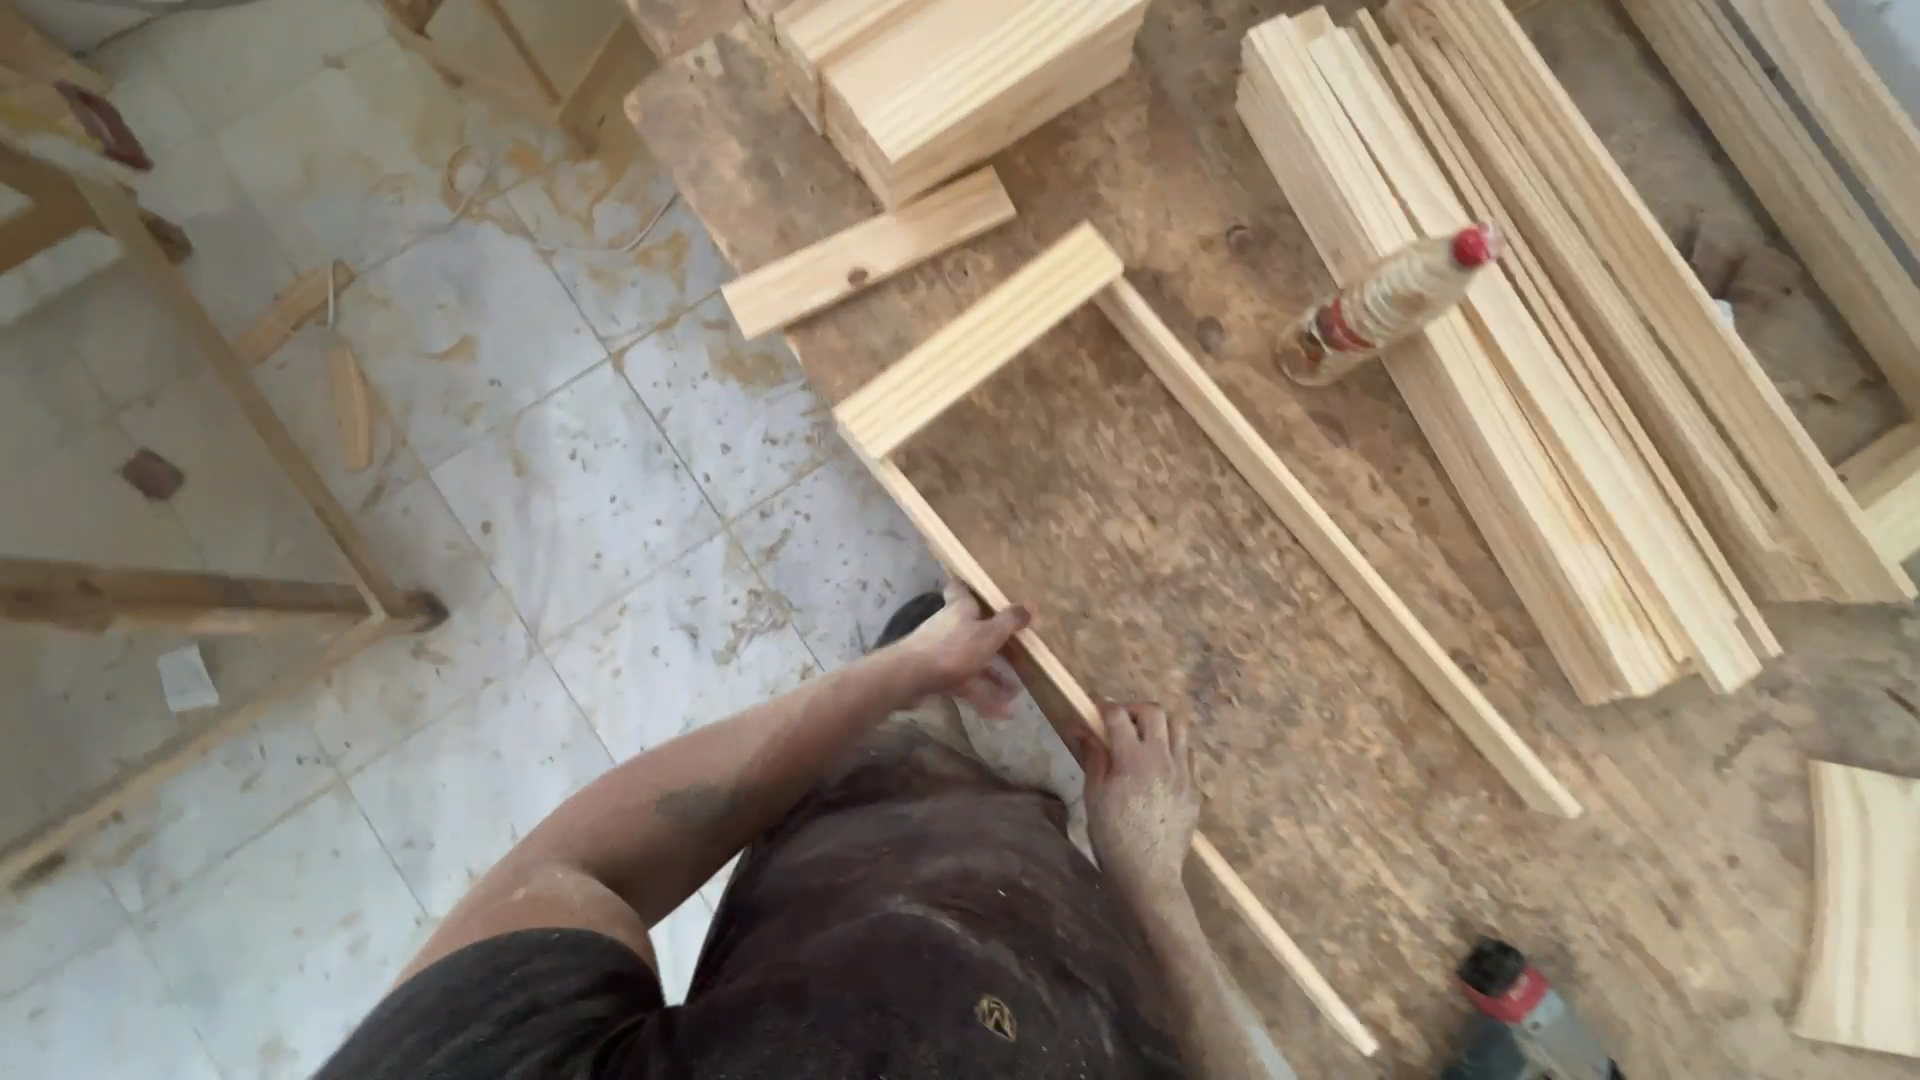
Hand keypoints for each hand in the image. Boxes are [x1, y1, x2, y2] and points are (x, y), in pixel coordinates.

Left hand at [895, 581, 1030, 715]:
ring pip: (972, 662)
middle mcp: (950, 626)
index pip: (960, 590)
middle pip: (976, 632)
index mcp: (961, 609)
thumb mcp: (988, 634)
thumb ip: (1009, 622)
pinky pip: (964, 684)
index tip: (984, 595)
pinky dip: (981, 697)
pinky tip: (1000, 714)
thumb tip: (1030, 604)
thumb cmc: (952, 649)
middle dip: (998, 648)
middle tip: (1021, 661)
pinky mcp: (936, 676)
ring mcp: (942, 652)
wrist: (909, 678)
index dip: (970, 590)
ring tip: (1016, 694)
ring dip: (994, 679)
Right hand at [1082, 700, 1198, 906]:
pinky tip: (1159, 764)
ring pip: (1179, 727)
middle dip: (1134, 709)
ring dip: (1159, 724)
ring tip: (1144, 737)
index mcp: (1132, 759)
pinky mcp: (1195, 788)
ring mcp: (1184, 773)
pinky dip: (1173, 748)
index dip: (1104, 705)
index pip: (1119, 715)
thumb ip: (1094, 756)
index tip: (1095, 705)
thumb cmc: (1112, 835)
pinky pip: (1188, 754)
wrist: (1148, 874)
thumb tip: (1084, 729)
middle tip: (1120, 721)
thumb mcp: (1094, 795)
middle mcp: (1162, 759)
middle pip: (1155, 712)